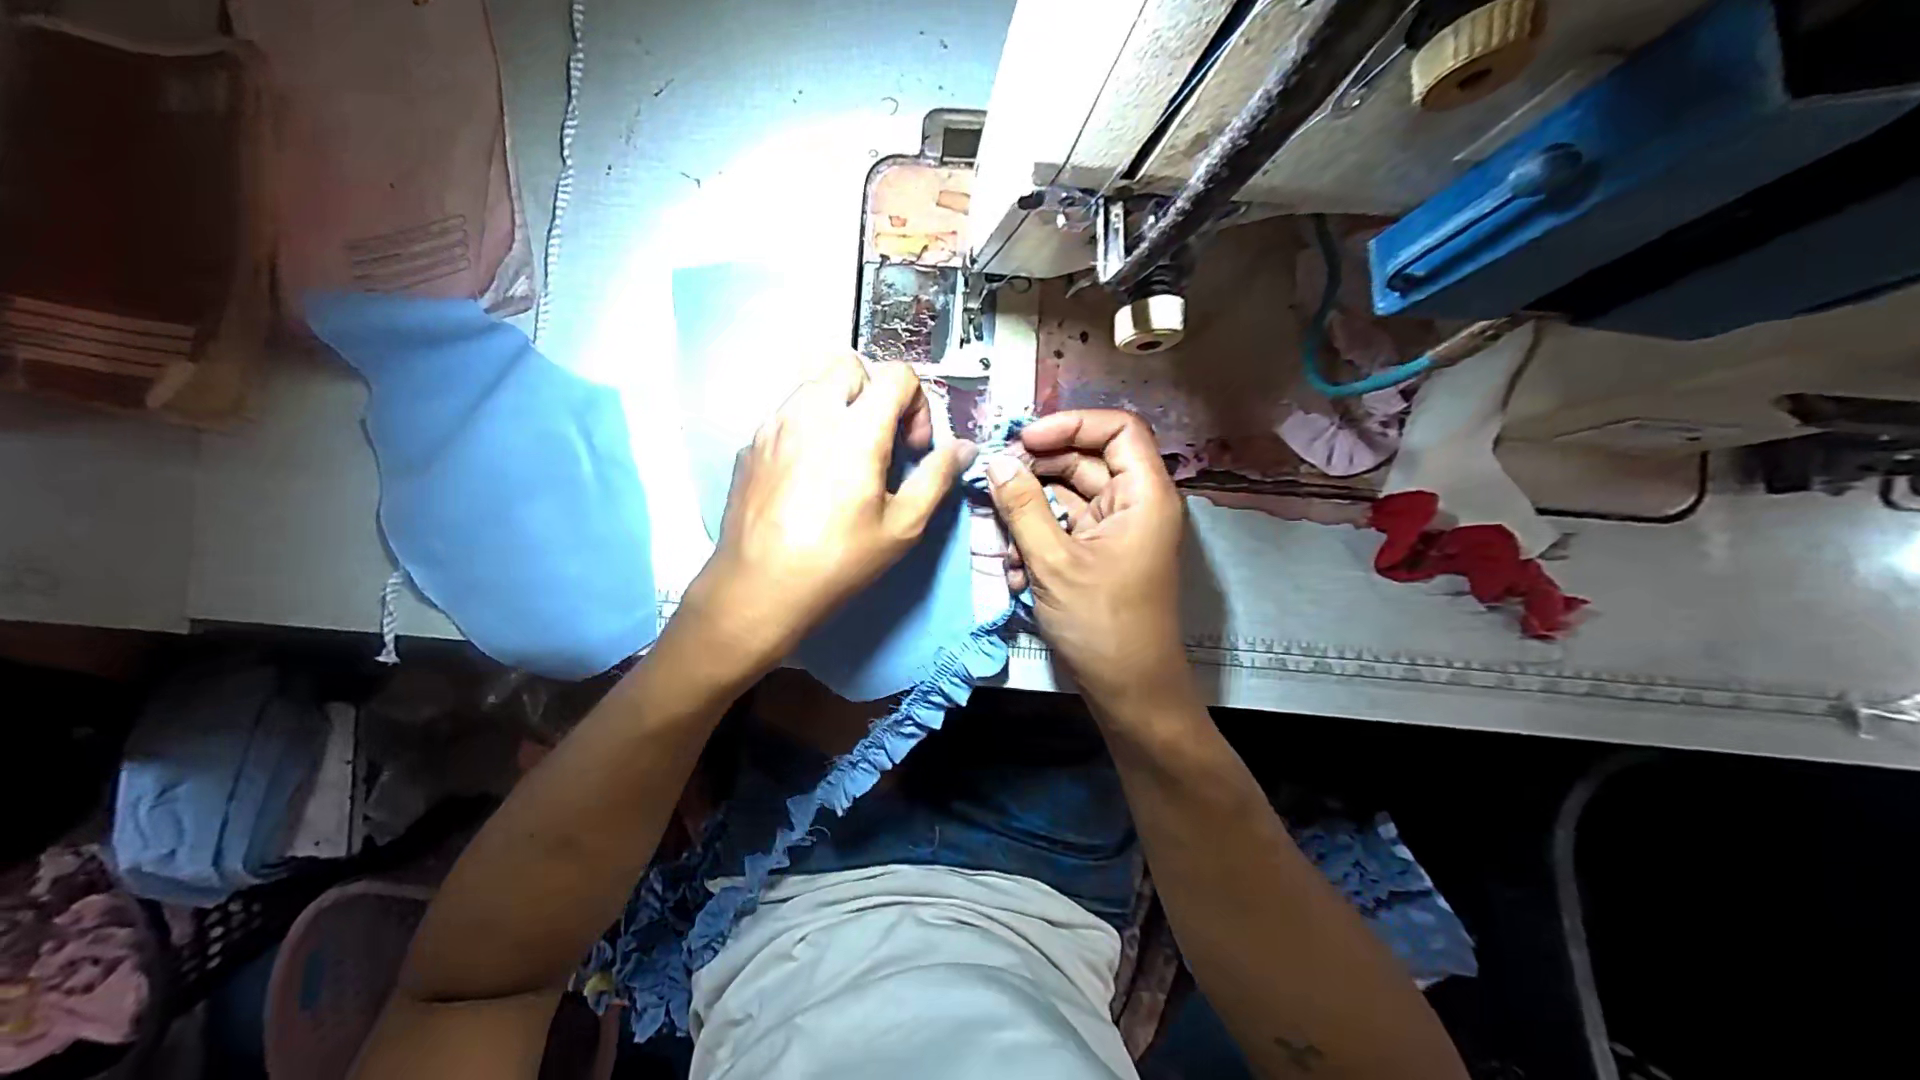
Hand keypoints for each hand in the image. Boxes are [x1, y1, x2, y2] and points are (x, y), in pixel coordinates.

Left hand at [679, 352, 975, 668]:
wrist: (757, 589)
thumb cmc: (837, 561)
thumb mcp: (902, 526)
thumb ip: (937, 477)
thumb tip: (963, 448)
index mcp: (856, 429)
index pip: (896, 375)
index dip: (917, 405)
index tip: (913, 447)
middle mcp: (810, 413)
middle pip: (850, 364)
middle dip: (876, 392)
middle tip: (883, 439)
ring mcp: (773, 425)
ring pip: (813, 383)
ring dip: (841, 404)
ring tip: (848, 454)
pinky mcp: (750, 444)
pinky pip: (787, 412)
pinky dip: (810, 424)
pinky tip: (812, 473)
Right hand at [986, 409, 1189, 707]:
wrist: (1128, 690)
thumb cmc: (1102, 624)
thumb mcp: (1053, 562)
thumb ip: (1022, 506)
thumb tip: (996, 461)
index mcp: (1145, 494)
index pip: (1118, 429)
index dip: (1071, 424)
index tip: (1025, 441)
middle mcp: (1135, 504)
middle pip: (1086, 460)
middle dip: (1038, 469)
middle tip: (995, 480)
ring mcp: (1116, 530)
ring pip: (1069, 495)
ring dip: (1030, 510)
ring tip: (999, 534)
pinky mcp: (1098, 554)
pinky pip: (1065, 527)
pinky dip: (1038, 537)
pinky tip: (1013, 567)